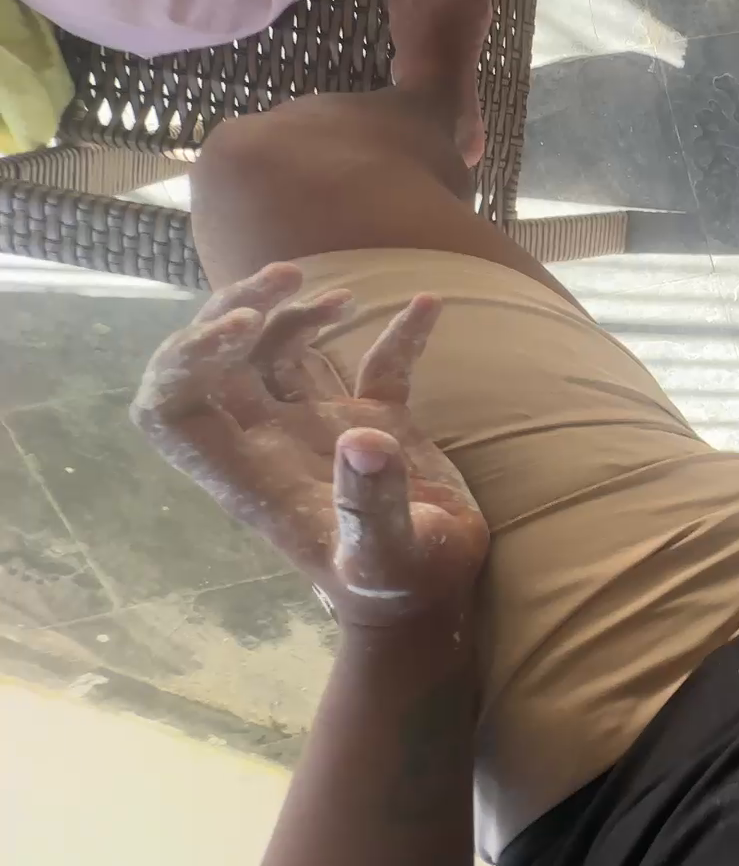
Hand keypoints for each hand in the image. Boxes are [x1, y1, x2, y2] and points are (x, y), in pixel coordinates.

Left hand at [131, 263, 488, 630]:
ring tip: (338, 293)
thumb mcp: (386, 551)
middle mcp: (278, 442)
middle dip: (239, 313)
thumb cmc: (402, 581)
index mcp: (255, 474)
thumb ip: (372, 500)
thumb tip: (364, 436)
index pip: (175, 407)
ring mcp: (329, 430)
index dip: (188, 359)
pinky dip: (400, 335)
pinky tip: (429, 305)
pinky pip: (380, 368)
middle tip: (288, 277)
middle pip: (222, 366)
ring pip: (286, 358)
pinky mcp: (383, 425)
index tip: (245, 325)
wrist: (435, 587)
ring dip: (300, 316)